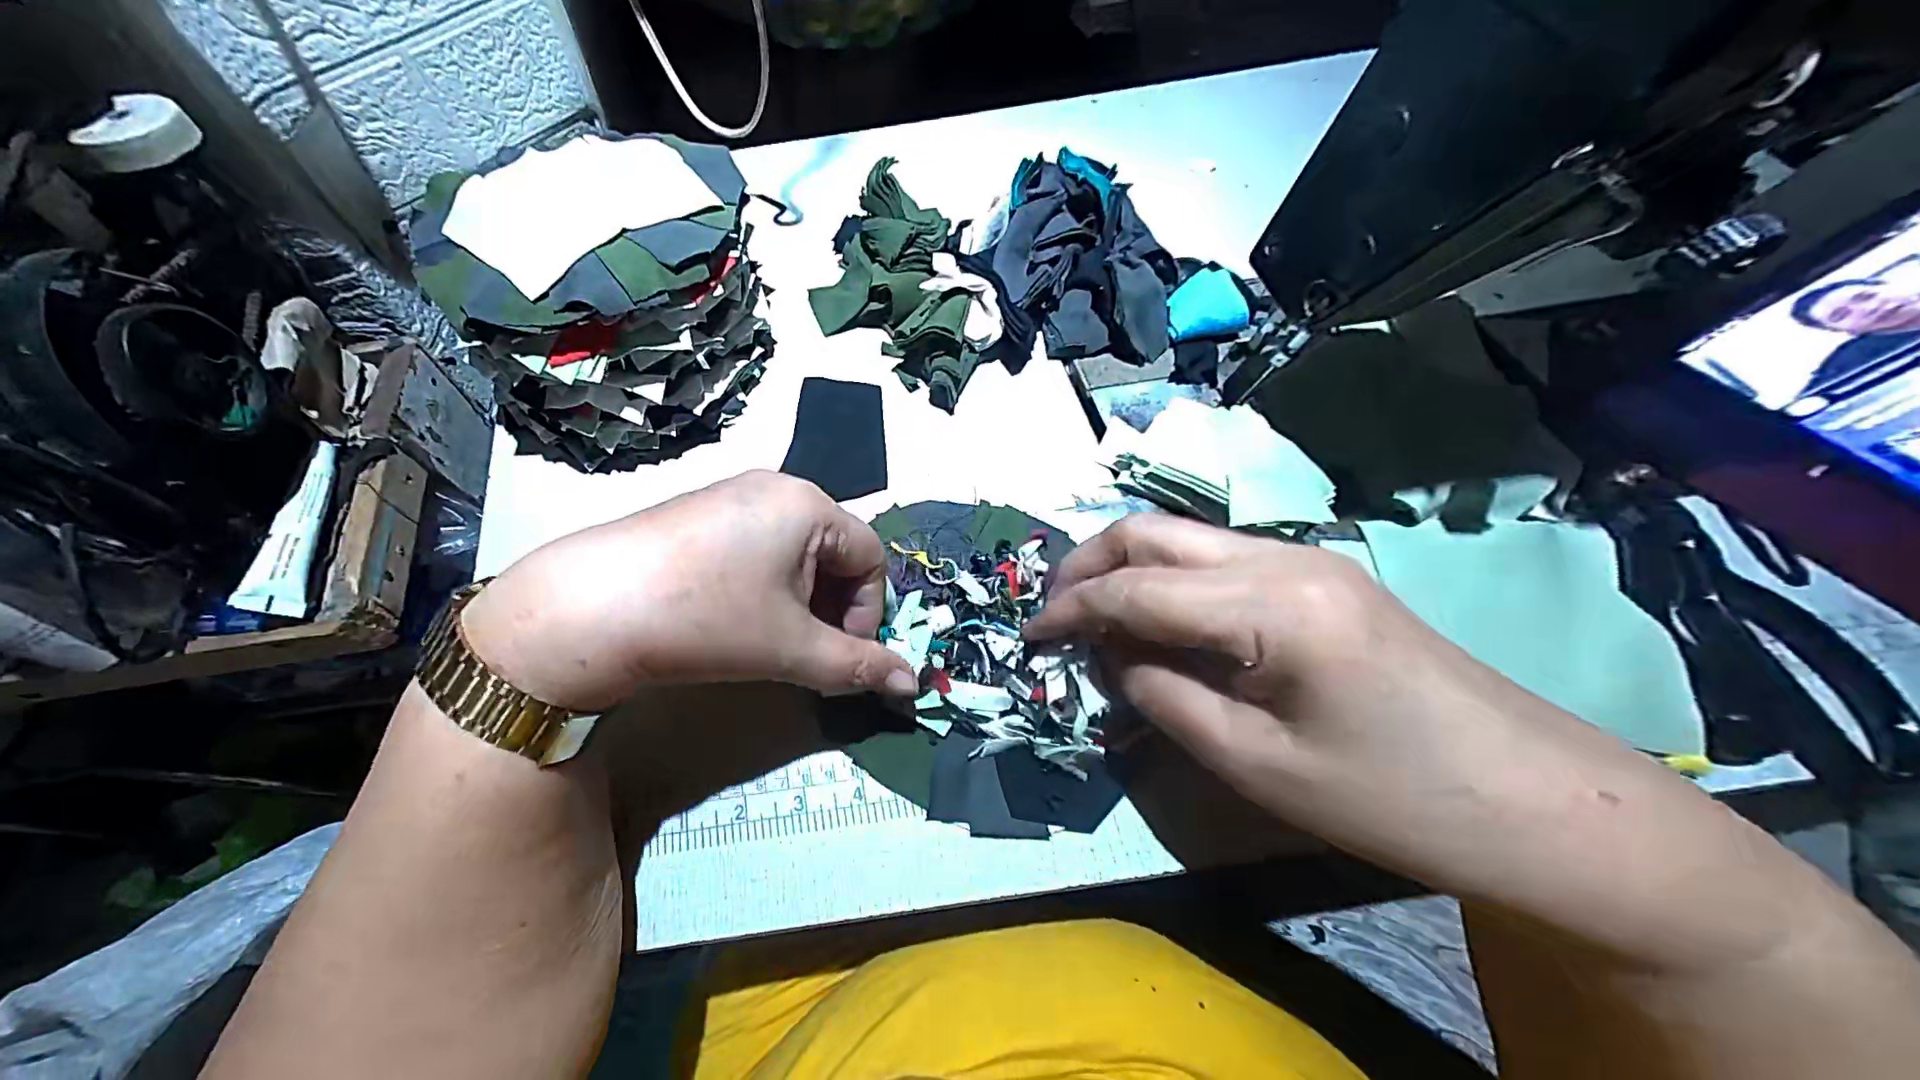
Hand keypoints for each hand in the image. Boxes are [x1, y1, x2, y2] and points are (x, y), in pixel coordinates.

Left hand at [459, 471, 916, 710]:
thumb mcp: (792, 648)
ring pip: (797, 550)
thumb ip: (858, 666)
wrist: (584, 610)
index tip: (838, 653)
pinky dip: (765, 582)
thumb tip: (912, 686)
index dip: (866, 612)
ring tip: (767, 636)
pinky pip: (758, 543)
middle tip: (804, 649)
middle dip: (832, 606)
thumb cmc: (707, 621)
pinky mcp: (700, 511)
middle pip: (836, 551)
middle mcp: (776, 486)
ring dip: (800, 597)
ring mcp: (733, 493)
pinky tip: (732, 614)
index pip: (871, 558)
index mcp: (809, 504)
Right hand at [1020, 513, 1780, 950]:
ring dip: (1128, 570)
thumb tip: (1112, 657)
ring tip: (1094, 622)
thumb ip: (1163, 695)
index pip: (1135, 587)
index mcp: (1270, 603)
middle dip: (1088, 566)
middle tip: (1052, 615)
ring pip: (1184, 538)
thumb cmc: (1392, 797)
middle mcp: (1283, 557)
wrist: (1538, 800)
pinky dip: (1170, 583)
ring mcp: (1307, 559)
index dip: (1070, 610)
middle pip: (1153, 532)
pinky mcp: (1320, 577)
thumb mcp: (1254, 762)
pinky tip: (1158, 625)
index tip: (1027, 637)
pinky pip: (1219, 562)